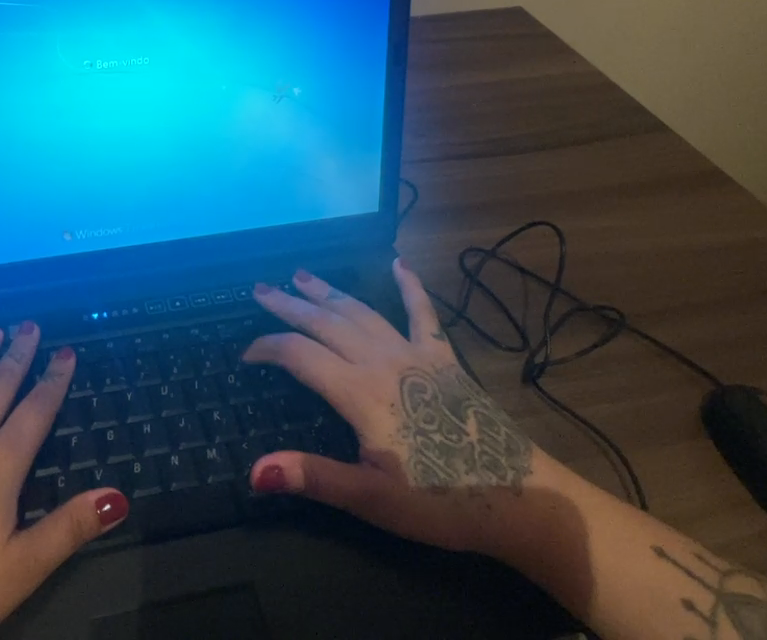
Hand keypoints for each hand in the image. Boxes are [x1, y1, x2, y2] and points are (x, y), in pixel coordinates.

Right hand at [242, 260, 560, 554]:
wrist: (522, 497)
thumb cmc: (441, 502)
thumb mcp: (371, 499)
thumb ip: (313, 476)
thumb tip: (255, 471)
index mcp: (360, 392)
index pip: (298, 356)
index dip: (266, 349)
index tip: (244, 354)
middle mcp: (382, 361)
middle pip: (325, 322)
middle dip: (288, 305)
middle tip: (260, 288)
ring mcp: (416, 355)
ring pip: (362, 312)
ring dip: (329, 292)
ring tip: (301, 275)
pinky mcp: (445, 360)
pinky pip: (424, 315)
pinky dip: (410, 287)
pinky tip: (400, 263)